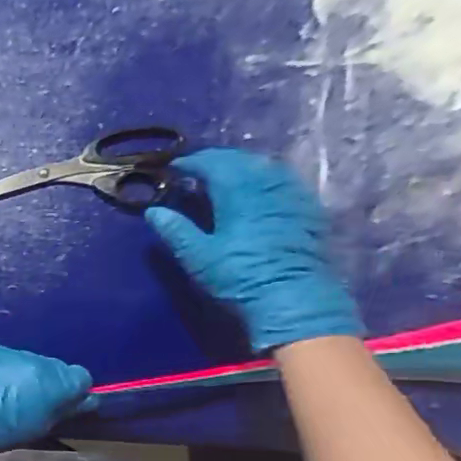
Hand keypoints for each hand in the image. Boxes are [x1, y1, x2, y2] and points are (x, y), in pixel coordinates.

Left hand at [0, 344, 92, 455]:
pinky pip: (3, 358)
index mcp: (55, 380)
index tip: (65, 400)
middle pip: (53, 367)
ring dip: (24, 372)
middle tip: (34, 397)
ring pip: (28, 360)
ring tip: (9, 390)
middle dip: (47, 379)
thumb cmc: (6, 429)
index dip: (74, 389)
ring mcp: (11, 351)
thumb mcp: (44, 425)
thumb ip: (65, 409)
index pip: (80, 376)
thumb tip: (83, 399)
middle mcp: (36, 359)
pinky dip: (1, 368)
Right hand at [144, 149, 364, 353]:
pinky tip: (253, 191)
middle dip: (214, 161)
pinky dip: (262, 177)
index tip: (172, 168)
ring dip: (240, 166)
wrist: (294, 300)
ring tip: (222, 178)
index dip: (189, 163)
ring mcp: (292, 194)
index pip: (211, 164)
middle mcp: (268, 184)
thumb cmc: (239, 277)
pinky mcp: (308, 209)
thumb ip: (175, 229)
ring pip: (264, 166)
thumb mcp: (197, 257)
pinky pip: (282, 179)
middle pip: (240, 160)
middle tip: (193, 171)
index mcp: (238, 191)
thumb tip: (152, 211)